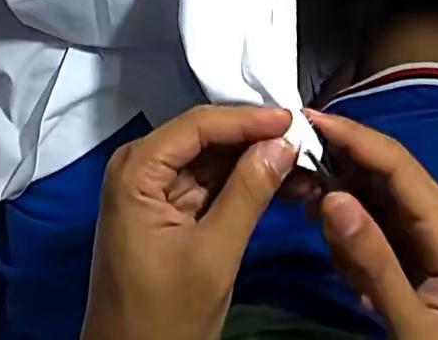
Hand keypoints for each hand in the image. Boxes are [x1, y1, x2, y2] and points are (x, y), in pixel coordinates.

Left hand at [82, 105, 298, 339]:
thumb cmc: (163, 320)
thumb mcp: (212, 257)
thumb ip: (247, 193)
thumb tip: (283, 143)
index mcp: (137, 168)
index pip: (198, 125)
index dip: (247, 119)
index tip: (290, 118)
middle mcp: (141, 165)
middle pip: (205, 136)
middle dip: (254, 138)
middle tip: (301, 138)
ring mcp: (153, 186)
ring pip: (212, 156)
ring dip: (253, 158)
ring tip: (299, 158)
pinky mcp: (168, 207)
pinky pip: (211, 180)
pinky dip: (243, 180)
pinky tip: (279, 180)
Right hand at [308, 109, 437, 339]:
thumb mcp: (417, 332)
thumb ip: (376, 265)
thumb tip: (331, 196)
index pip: (397, 162)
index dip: (352, 135)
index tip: (306, 119)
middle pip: (386, 173)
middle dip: (339, 166)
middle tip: (293, 172)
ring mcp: (436, 243)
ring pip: (380, 199)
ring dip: (343, 202)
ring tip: (308, 212)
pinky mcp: (426, 263)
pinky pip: (383, 229)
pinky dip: (355, 232)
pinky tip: (340, 255)